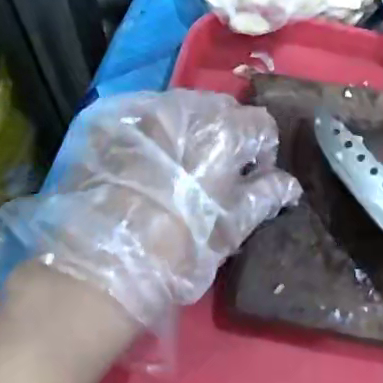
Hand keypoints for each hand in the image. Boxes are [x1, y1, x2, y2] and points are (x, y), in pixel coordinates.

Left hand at [5, 90, 300, 329]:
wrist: (94, 274)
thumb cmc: (175, 255)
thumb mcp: (229, 230)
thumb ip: (264, 197)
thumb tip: (289, 184)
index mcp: (224, 131)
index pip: (262, 124)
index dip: (264, 152)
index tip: (253, 180)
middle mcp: (188, 109)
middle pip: (223, 110)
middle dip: (229, 136)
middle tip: (218, 177)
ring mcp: (148, 114)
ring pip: (186, 110)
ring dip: (193, 133)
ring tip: (182, 171)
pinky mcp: (116, 126)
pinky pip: (150, 117)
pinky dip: (159, 135)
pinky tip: (149, 167)